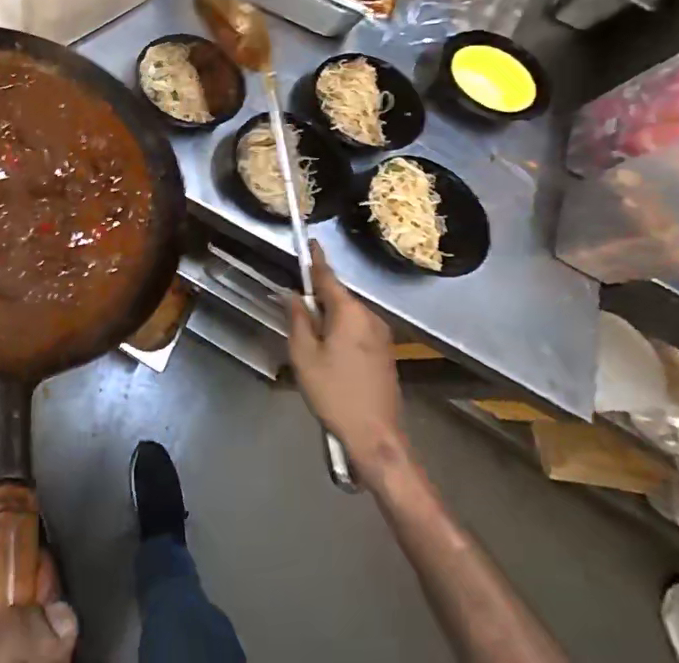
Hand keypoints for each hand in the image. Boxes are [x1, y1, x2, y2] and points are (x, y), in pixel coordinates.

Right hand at [288, 241, 406, 469]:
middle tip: (296, 314)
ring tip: (311, 345)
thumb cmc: (334, 393)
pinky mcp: (385, 352)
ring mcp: (382, 335)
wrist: (375, 435)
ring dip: (329, 320)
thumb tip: (293, 294)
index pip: (329, 277)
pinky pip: (358, 330)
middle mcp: (370, 317)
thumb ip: (298, 319)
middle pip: (338, 298)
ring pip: (348, 315)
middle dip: (318, 300)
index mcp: (349, 312)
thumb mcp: (304, 355)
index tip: (311, 243)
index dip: (317, 260)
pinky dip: (341, 333)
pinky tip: (330, 356)